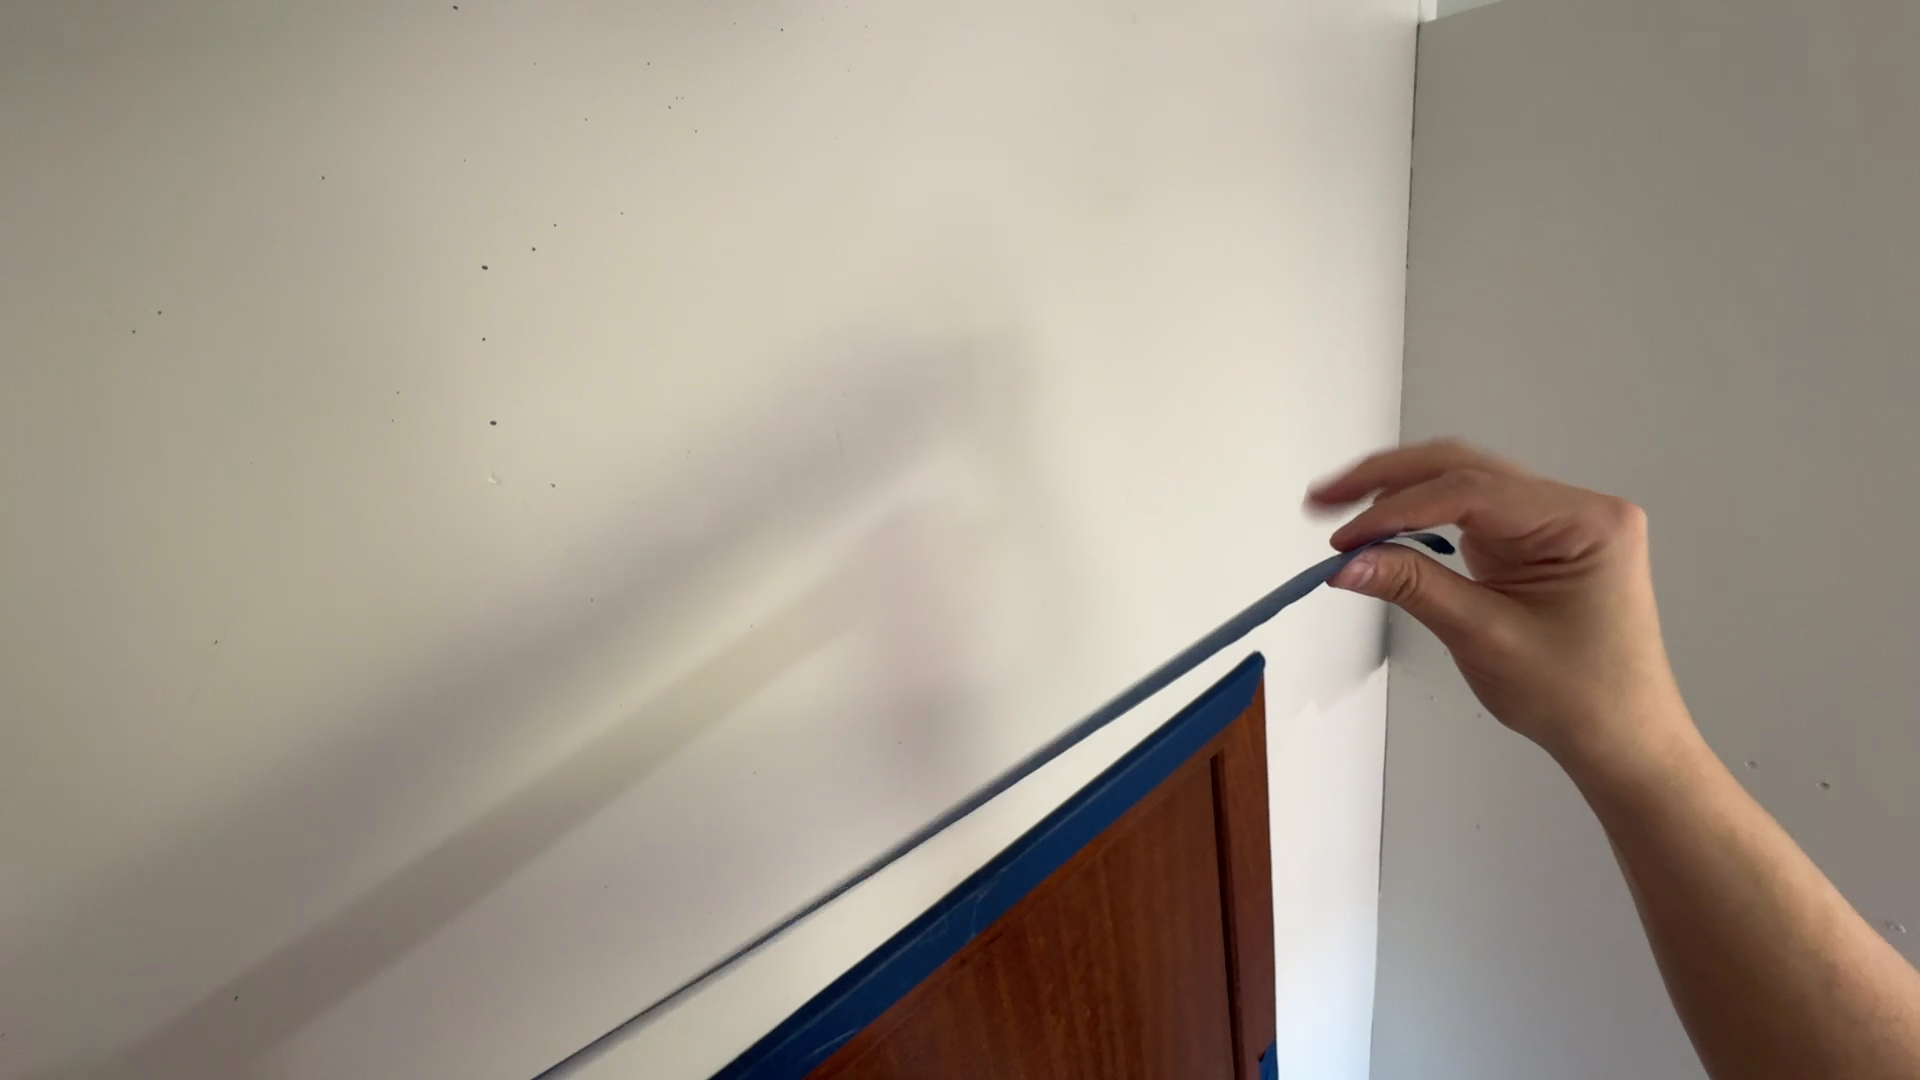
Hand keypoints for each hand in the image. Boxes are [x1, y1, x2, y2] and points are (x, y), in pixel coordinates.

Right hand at [1307, 439, 1691, 773]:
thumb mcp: (1483, 635)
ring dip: (1394, 490)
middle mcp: (1571, 507)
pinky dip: (1414, 514)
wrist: (1619, 737)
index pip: (1470, 492)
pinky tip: (1378, 524)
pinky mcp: (1527, 539)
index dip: (1396, 510)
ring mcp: (1549, 521)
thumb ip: (1412, 587)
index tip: (1342, 540)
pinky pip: (1462, 510)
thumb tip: (1344, 563)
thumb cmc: (1572, 693)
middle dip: (1386, 479)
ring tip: (1337, 505)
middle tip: (1324, 497)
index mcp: (1583, 522)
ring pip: (1458, 481)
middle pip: (1462, 468)